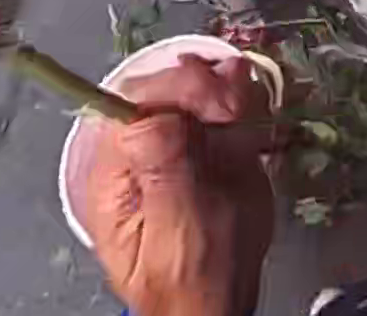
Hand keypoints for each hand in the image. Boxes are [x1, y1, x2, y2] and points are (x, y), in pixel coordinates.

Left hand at [79, 55, 274, 315]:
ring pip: (199, 80)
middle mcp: (143, 146)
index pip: (133, 101)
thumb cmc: (196, 270)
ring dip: (227, 86)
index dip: (174, 89)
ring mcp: (179, 136)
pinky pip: (224, 92)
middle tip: (234, 111)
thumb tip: (145, 121)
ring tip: (243, 114)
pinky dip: (242, 90)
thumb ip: (164, 173)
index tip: (217, 103)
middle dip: (205, 87)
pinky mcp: (212, 133)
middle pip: (167, 83)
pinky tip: (248, 108)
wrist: (225, 287)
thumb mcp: (178, 229)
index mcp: (118, 171)